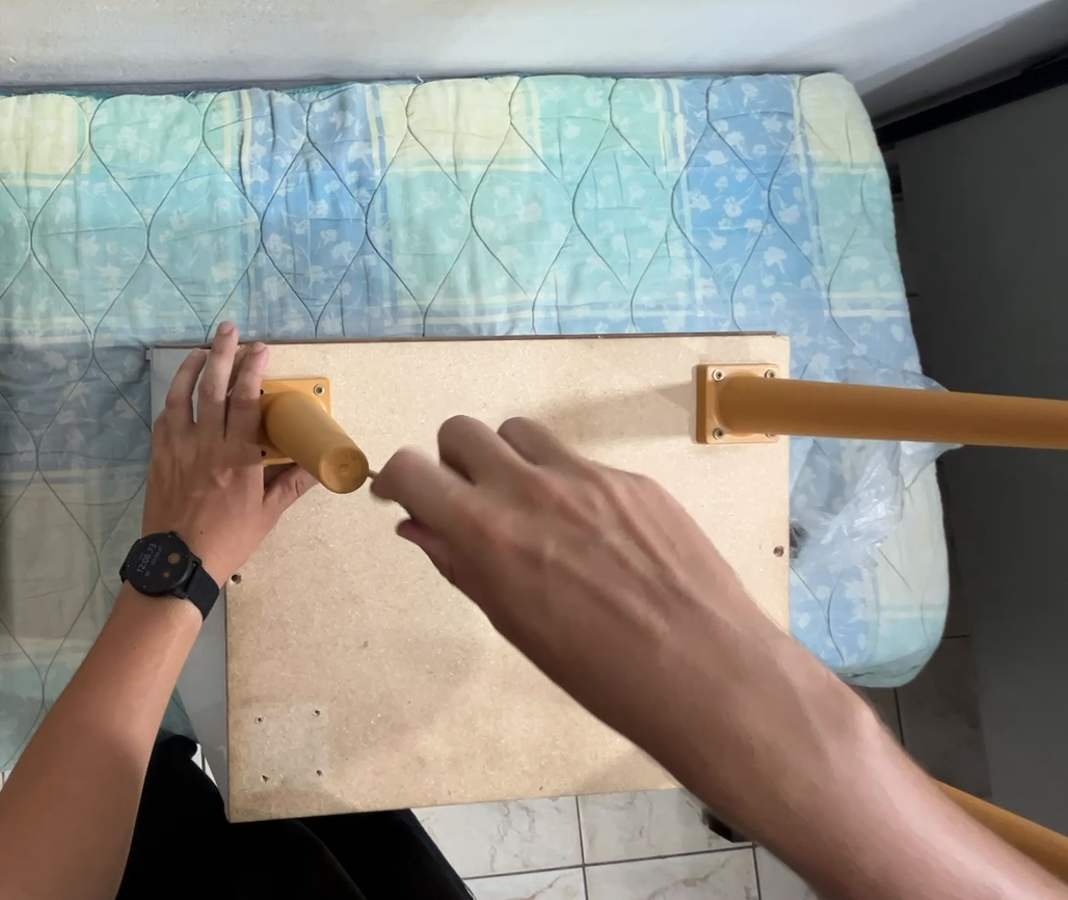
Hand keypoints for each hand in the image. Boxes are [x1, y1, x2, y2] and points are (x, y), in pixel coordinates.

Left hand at [143, 323, 318, 582]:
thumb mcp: (266, 515)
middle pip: (214, 387)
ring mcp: (178, 447)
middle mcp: (206, 444)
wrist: (178, 562)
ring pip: (182, 396)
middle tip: (229, 328)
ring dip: (191, 367)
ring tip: (201, 349)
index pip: (247, 400)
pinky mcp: (158, 456)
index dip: (254, 369)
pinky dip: (172, 399)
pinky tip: (178, 390)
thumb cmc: (227, 540)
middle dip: (223, 353)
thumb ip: (290, 485)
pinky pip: (164, 418)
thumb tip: (317, 465)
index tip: (261, 348)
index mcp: (238, 456)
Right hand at [369, 415, 792, 771]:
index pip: (409, 468)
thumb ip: (456, 560)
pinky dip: (565, 484)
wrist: (713, 676)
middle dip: (451, 459)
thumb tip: (417, 524)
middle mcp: (527, 489)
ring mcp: (585, 477)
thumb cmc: (595, 668)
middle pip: (460, 430)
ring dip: (507, 458)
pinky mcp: (632, 480)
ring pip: (517, 431)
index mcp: (486, 531)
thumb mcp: (507, 619)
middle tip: (469, 497)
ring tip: (528, 502)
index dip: (394, 479)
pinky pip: (577, 462)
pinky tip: (594, 533)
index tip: (401, 496)